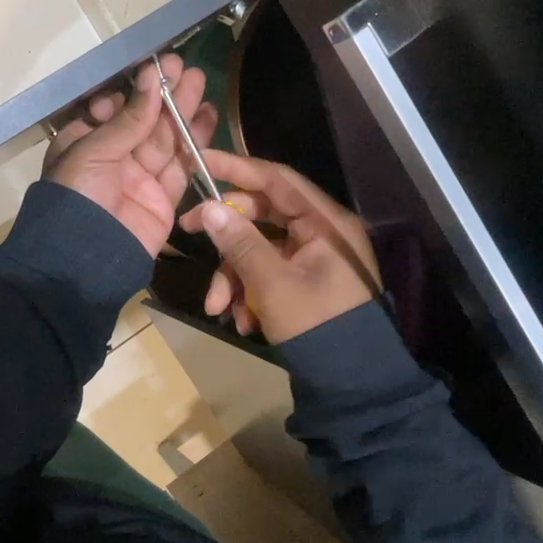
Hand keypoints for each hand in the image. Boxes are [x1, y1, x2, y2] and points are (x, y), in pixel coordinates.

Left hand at [44, 54, 216, 256]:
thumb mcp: (93, 151)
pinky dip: (195, 144)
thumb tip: (151, 78)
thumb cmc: (78, 195)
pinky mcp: (162, 199)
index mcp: (83, 144)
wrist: (84, 258)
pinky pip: (180, 167)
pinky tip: (208, 117)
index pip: (111, 109)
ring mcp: (137, 179)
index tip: (154, 70)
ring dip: (182, 112)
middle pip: (142, 121)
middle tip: (186, 67)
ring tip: (201, 81)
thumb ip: (128, 118)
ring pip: (164, 140)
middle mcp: (110, 159)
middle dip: (164, 95)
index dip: (133, 90)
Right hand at [176, 150, 379, 342]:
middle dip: (227, 237)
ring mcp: (314, 258)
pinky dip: (250, 294)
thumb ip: (239, 242)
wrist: (351, 380)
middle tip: (191, 234)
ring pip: (260, 249)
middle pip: (262, 215)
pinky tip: (243, 322)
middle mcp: (321, 232)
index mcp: (325, 222)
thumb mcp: (272, 283)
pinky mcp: (305, 282)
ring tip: (221, 309)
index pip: (276, 179)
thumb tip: (209, 208)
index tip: (202, 162)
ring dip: (234, 277)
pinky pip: (268, 273)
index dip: (237, 168)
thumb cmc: (315, 323)